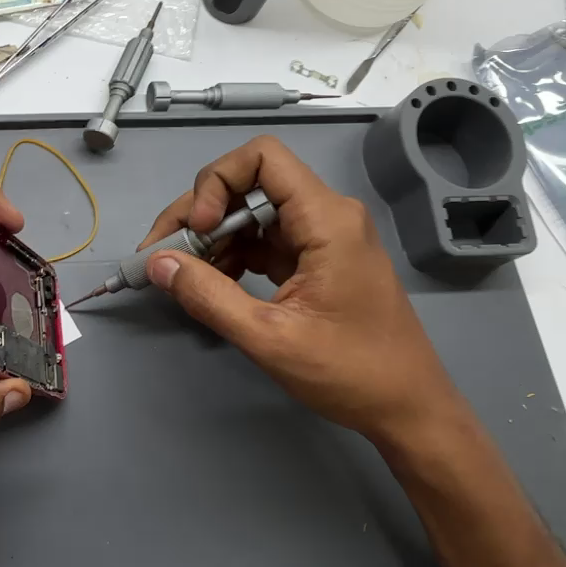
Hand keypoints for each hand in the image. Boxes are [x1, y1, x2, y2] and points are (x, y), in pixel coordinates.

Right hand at [139, 135, 461, 443]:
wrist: (408, 408)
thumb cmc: (351, 372)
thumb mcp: (269, 338)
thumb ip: (208, 296)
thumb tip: (157, 263)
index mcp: (326, 220)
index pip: (262, 158)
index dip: (217, 182)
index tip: (197, 227)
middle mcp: (325, 215)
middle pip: (248, 184)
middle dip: (199, 213)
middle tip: (162, 254)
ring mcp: (321, 237)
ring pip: (250, 212)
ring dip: (210, 237)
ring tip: (181, 274)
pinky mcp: (314, 260)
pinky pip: (262, 240)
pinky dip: (230, 254)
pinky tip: (210, 283)